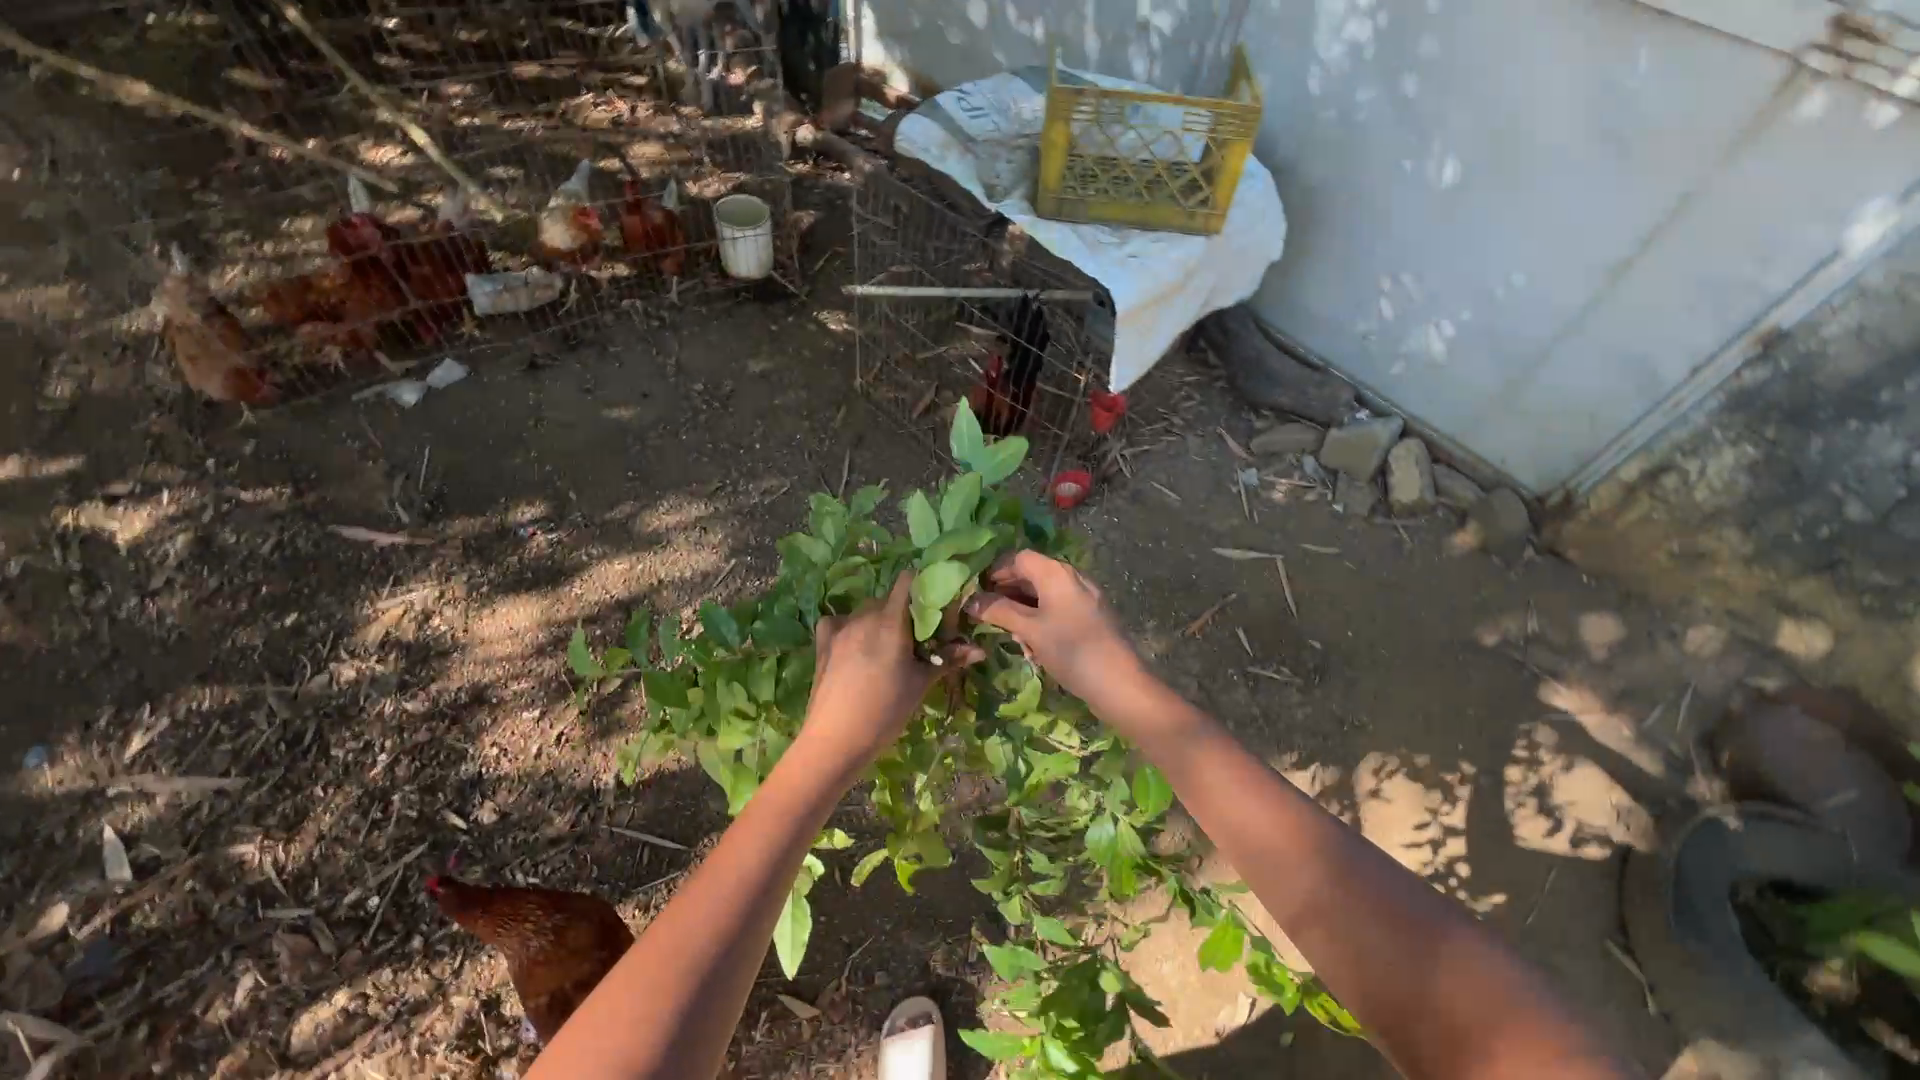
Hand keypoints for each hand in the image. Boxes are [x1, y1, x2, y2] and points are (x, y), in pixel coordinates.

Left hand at [803, 573, 978, 771]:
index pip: (908, 581)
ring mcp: (840, 628)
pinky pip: (838, 622)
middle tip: (915, 640)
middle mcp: (864, 616)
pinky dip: (849, 627)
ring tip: (887, 650)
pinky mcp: (822, 642)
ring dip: (879, 620)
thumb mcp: (921, 684)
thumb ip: (948, 659)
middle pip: (889, 599)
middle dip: (904, 612)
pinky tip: (854, 646)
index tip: (934, 607)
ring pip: (865, 610)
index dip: (922, 587)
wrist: (837, 739)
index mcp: (891, 621)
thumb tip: (980, 650)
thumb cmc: (886, 711)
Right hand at [963, 551, 1142, 711]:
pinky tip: (1034, 647)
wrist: (1119, 683)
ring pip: (1044, 595)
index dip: (996, 571)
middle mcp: (1071, 578)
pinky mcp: (1090, 618)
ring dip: (1023, 611)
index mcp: (1056, 572)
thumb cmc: (1070, 650)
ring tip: (1012, 636)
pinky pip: (1058, 610)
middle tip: (987, 615)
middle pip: (1031, 575)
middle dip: (1007, 593)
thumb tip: (970, 600)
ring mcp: (1084, 598)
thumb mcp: (1030, 630)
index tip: (977, 592)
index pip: (1019, 558)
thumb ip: (999, 611)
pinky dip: (1041, 621)